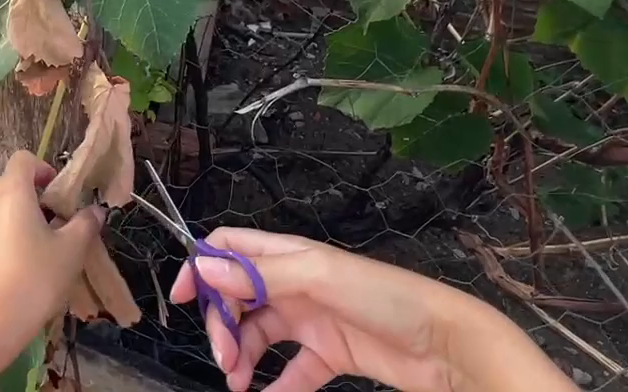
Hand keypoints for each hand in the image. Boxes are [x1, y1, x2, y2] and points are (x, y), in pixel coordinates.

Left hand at [0, 150, 104, 360]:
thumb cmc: (32, 283)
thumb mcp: (70, 254)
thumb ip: (84, 225)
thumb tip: (95, 211)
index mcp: (11, 191)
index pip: (24, 159)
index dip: (42, 170)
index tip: (54, 196)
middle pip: (7, 186)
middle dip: (27, 201)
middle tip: (46, 232)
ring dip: (6, 222)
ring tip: (21, 256)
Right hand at [172, 227, 575, 391]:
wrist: (445, 345)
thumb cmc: (380, 295)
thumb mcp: (318, 276)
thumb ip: (262, 275)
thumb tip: (205, 268)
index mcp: (287, 255)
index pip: (230, 250)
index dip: (202, 267)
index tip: (182, 298)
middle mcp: (293, 283)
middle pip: (238, 296)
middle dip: (222, 323)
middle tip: (224, 359)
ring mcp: (311, 319)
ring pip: (259, 333)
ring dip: (242, 354)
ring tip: (239, 381)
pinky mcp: (330, 354)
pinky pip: (292, 369)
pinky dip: (275, 384)